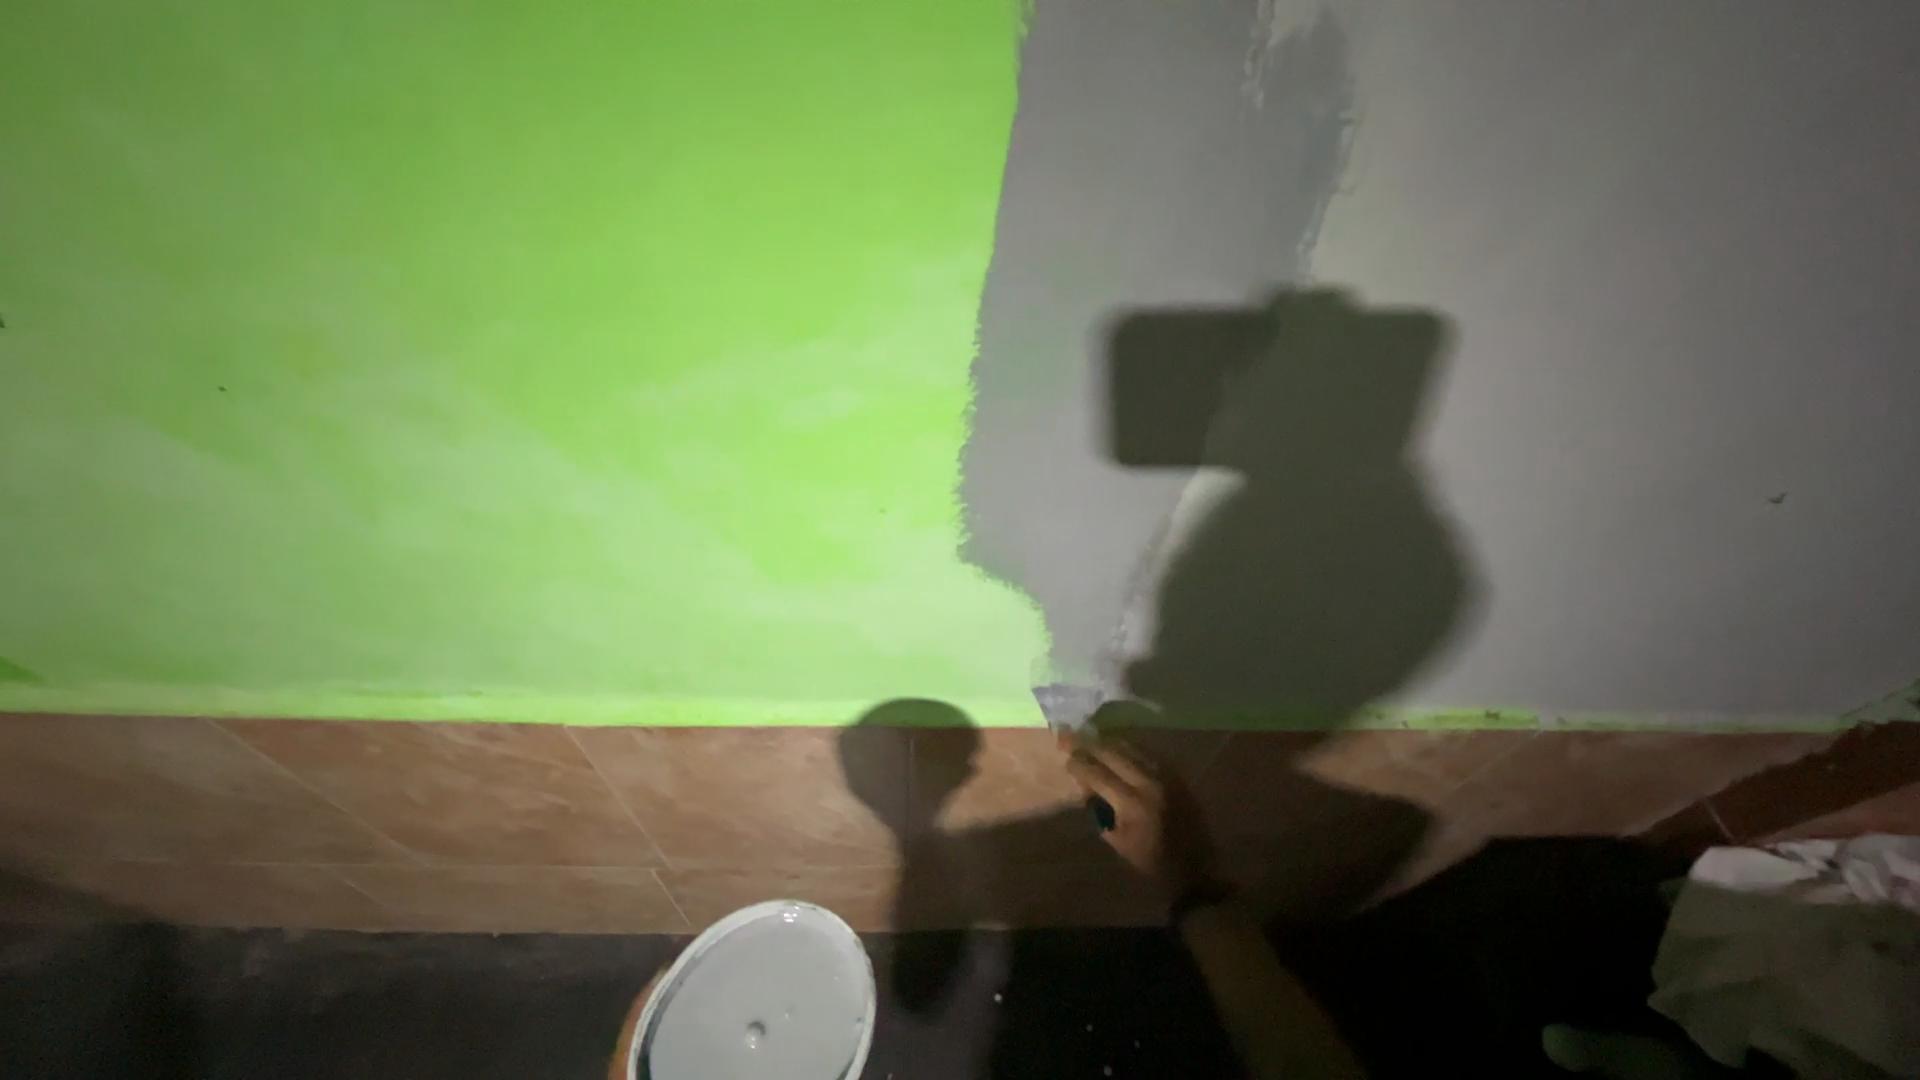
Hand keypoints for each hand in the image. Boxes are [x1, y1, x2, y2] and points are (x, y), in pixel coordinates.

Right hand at [1063, 737, 1219, 901]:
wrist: (1196, 868)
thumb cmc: (1152, 861)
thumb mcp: (1118, 841)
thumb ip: (1101, 811)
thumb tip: (1089, 788)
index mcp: (1130, 802)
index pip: (1096, 773)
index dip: (1078, 764)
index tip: (1066, 758)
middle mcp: (1147, 781)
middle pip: (1111, 752)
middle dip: (1088, 744)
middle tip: (1069, 736)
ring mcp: (1164, 774)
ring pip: (1130, 747)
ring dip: (1108, 741)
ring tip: (1091, 736)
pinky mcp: (1176, 774)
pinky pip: (1146, 752)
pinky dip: (1128, 747)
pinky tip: (1117, 745)